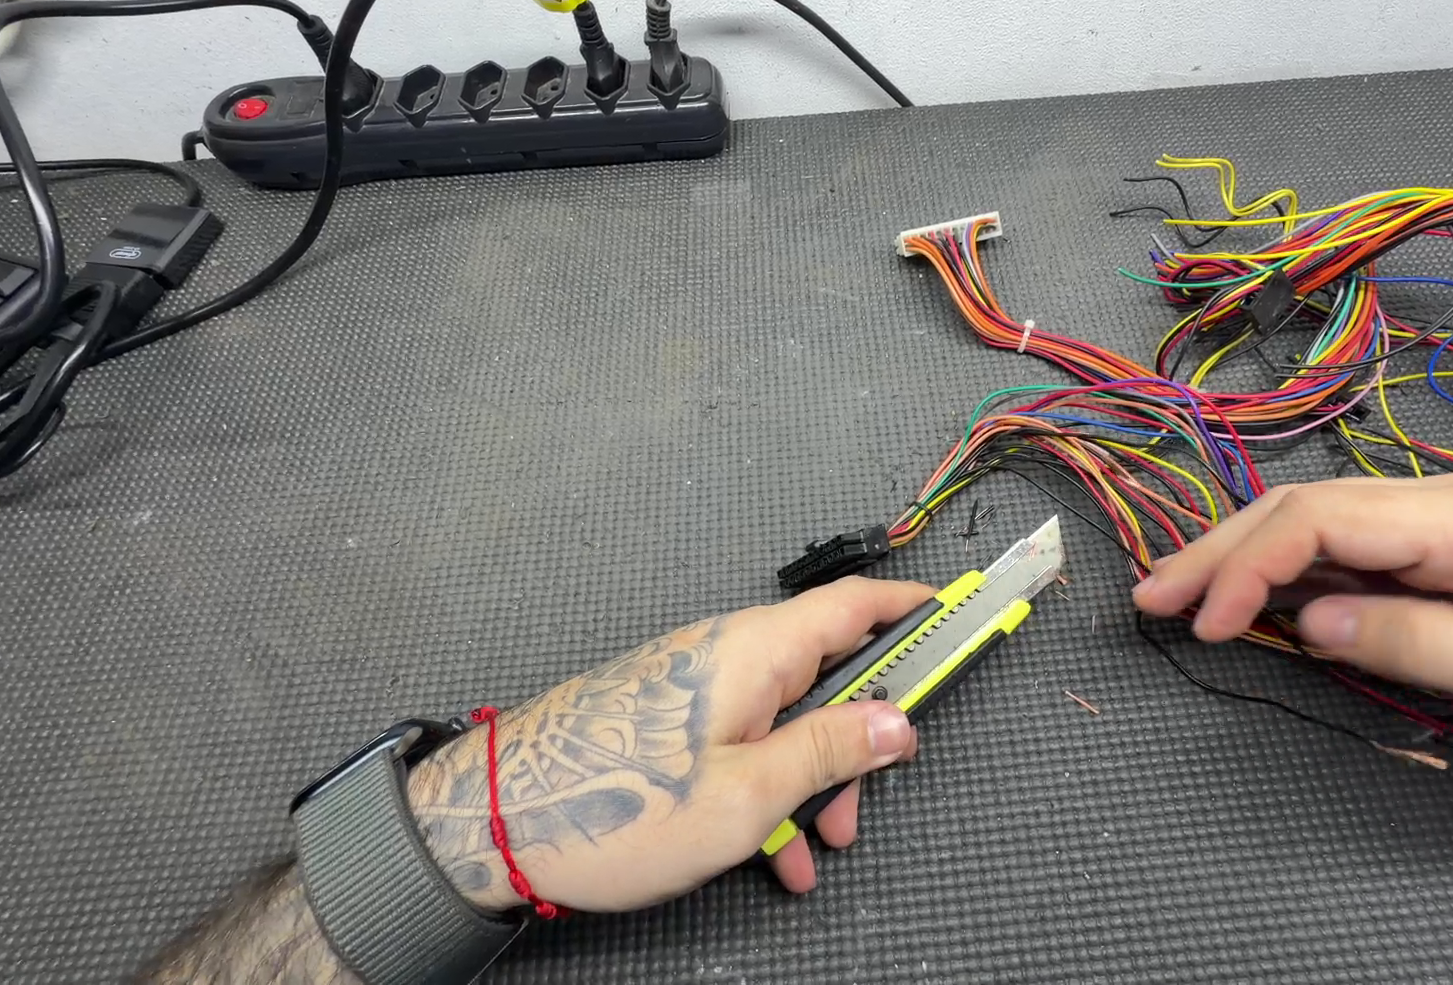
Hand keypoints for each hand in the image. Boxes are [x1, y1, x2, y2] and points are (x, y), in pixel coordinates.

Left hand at [404, 577, 931, 912]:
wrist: (499, 817)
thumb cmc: (623, 800)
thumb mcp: (749, 791)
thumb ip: (831, 748)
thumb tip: (897, 721)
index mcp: (760, 649)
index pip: (856, 603)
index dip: (911, 606)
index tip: (953, 613)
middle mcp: (735, 651)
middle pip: (827, 672)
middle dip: (856, 736)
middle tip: (866, 800)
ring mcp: (705, 681)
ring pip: (788, 714)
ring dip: (811, 775)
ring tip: (811, 845)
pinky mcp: (680, 710)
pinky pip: (747, 734)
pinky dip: (768, 782)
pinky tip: (767, 849)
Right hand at [1132, 471, 1452, 779]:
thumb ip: (1434, 643)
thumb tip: (1316, 621)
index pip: (1320, 521)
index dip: (1245, 567)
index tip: (1207, 624)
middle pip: (1300, 508)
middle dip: (1215, 550)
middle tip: (1149, 595)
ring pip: (1317, 521)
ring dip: (1241, 555)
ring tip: (1181, 592)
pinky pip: (1354, 546)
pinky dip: (1290, 569)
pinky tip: (1260, 595)